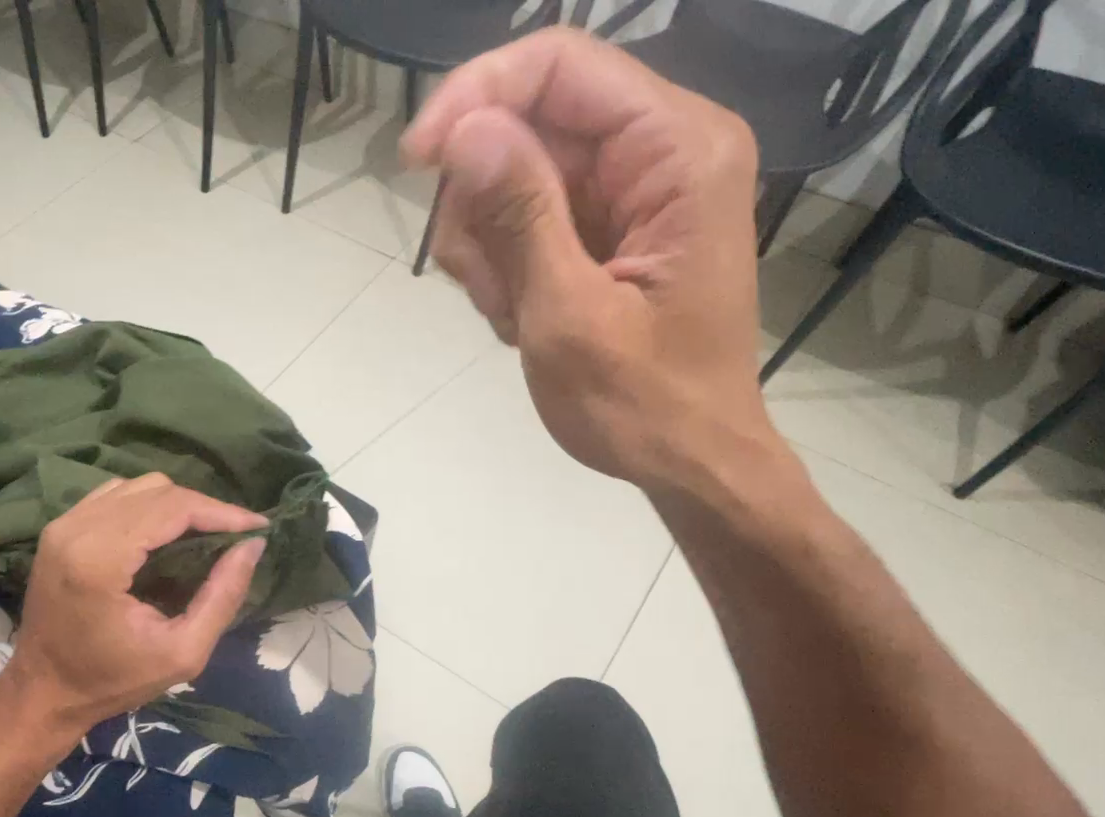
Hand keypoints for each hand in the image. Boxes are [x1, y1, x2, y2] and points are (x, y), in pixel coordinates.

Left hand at [0, 473, 266, 742]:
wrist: (43, 692)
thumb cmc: (112, 681)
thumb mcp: (182, 653)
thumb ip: (222, 596)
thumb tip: (253, 546)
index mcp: (100, 559)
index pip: (172, 508)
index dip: (221, 511)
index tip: (259, 526)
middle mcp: (77, 529)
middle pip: (156, 490)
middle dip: (204, 507)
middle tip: (237, 535)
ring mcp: (63, 524)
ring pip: (137, 486)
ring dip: (177, 504)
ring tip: (207, 533)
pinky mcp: (59, 527)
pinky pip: (115, 496)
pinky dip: (149, 506)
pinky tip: (168, 532)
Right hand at [403, 28, 790, 493]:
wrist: (687, 461)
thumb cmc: (643, 405)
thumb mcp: (568, 317)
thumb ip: (520, 216)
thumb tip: (464, 129)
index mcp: (677, 151)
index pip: (560, 66)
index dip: (476, 97)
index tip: (416, 162)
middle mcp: (660, 149)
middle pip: (528, 120)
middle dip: (481, 203)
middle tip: (486, 285)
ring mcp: (631, 187)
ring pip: (512, 171)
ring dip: (488, 245)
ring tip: (513, 314)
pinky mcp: (606, 223)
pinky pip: (524, 213)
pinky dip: (502, 264)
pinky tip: (520, 315)